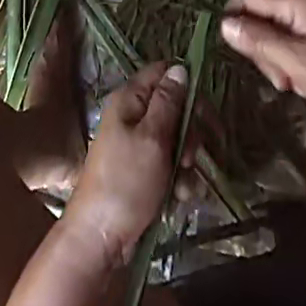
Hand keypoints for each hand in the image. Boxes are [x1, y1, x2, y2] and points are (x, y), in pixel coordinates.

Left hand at [63, 62, 187, 263]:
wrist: (100, 237)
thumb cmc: (125, 182)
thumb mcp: (152, 138)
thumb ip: (168, 102)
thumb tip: (181, 68)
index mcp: (129, 99)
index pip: (163, 72)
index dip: (187, 86)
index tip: (204, 110)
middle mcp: (133, 115)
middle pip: (175, 106)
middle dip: (191, 131)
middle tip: (191, 154)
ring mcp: (137, 143)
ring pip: (177, 137)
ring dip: (187, 160)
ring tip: (182, 182)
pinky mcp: (143, 169)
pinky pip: (170, 163)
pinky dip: (179, 178)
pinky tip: (180, 196)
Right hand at [221, 0, 305, 125]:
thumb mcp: (297, 63)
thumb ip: (258, 41)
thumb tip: (223, 23)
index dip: (233, 20)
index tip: (238, 53)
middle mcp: (301, 1)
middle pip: (257, 14)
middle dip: (259, 47)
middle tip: (278, 77)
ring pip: (271, 31)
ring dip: (274, 59)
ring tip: (292, 83)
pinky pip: (289, 41)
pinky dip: (289, 62)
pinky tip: (302, 81)